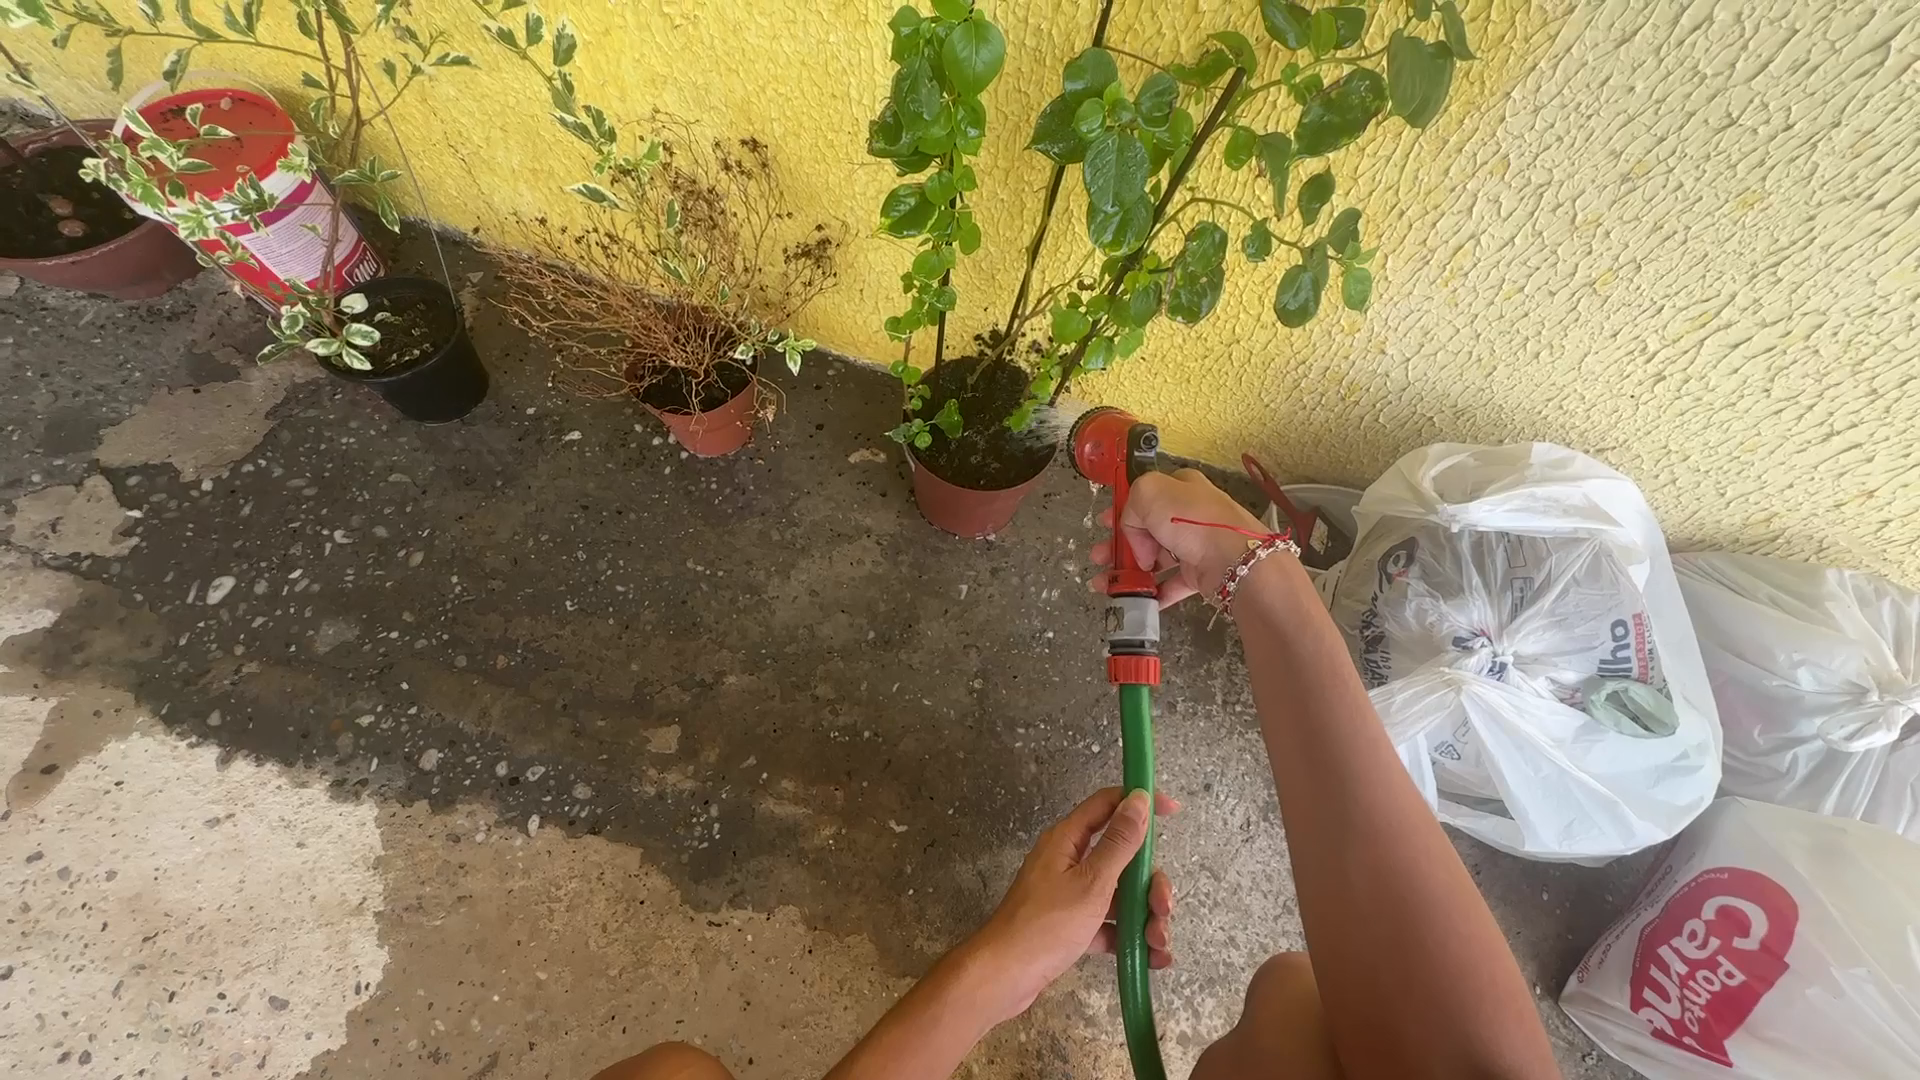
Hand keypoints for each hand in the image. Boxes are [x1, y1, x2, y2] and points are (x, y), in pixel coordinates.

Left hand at [964, 787, 1177, 1023]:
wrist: (1007, 975)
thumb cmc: (1047, 924)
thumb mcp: (1092, 882)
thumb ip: (1119, 842)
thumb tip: (1138, 799)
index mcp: (1068, 839)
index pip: (1108, 804)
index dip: (1140, 802)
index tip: (1173, 810)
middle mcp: (1070, 860)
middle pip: (1122, 856)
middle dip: (1150, 882)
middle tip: (1164, 907)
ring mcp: (1071, 893)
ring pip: (1120, 893)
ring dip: (1145, 915)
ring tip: (1158, 943)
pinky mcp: (1073, 924)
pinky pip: (1109, 922)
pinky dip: (1130, 936)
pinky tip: (1152, 959)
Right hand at [1091, 469, 1269, 607]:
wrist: (1233, 559)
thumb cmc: (1191, 519)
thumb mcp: (1148, 492)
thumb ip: (1129, 506)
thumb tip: (1134, 534)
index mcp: (1180, 488)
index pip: (1144, 496)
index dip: (1121, 510)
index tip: (1104, 525)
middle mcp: (1188, 514)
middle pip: (1145, 529)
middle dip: (1119, 545)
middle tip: (1099, 557)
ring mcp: (1195, 544)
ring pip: (1154, 559)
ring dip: (1128, 571)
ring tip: (1106, 584)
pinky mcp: (1200, 572)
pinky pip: (1170, 584)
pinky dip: (1152, 592)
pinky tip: (1136, 598)